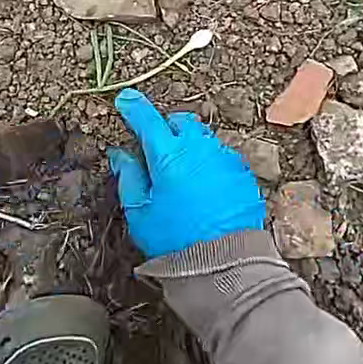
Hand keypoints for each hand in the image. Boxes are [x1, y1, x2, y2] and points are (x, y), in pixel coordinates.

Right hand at [108, 88, 264, 257]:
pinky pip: (222, 157)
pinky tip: (205, 188)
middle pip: (180, 121)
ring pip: (203, 138)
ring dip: (190, 147)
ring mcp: (224, 157)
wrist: (225, 263)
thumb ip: (129, 176)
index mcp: (168, 154)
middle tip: (158, 150)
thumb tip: (120, 154)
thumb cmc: (175, 240)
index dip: (133, 107)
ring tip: (183, 175)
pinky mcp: (242, 172)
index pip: (147, 119)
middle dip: (167, 128)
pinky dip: (210, 164)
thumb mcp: (140, 212)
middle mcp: (199, 147)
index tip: (125, 100)